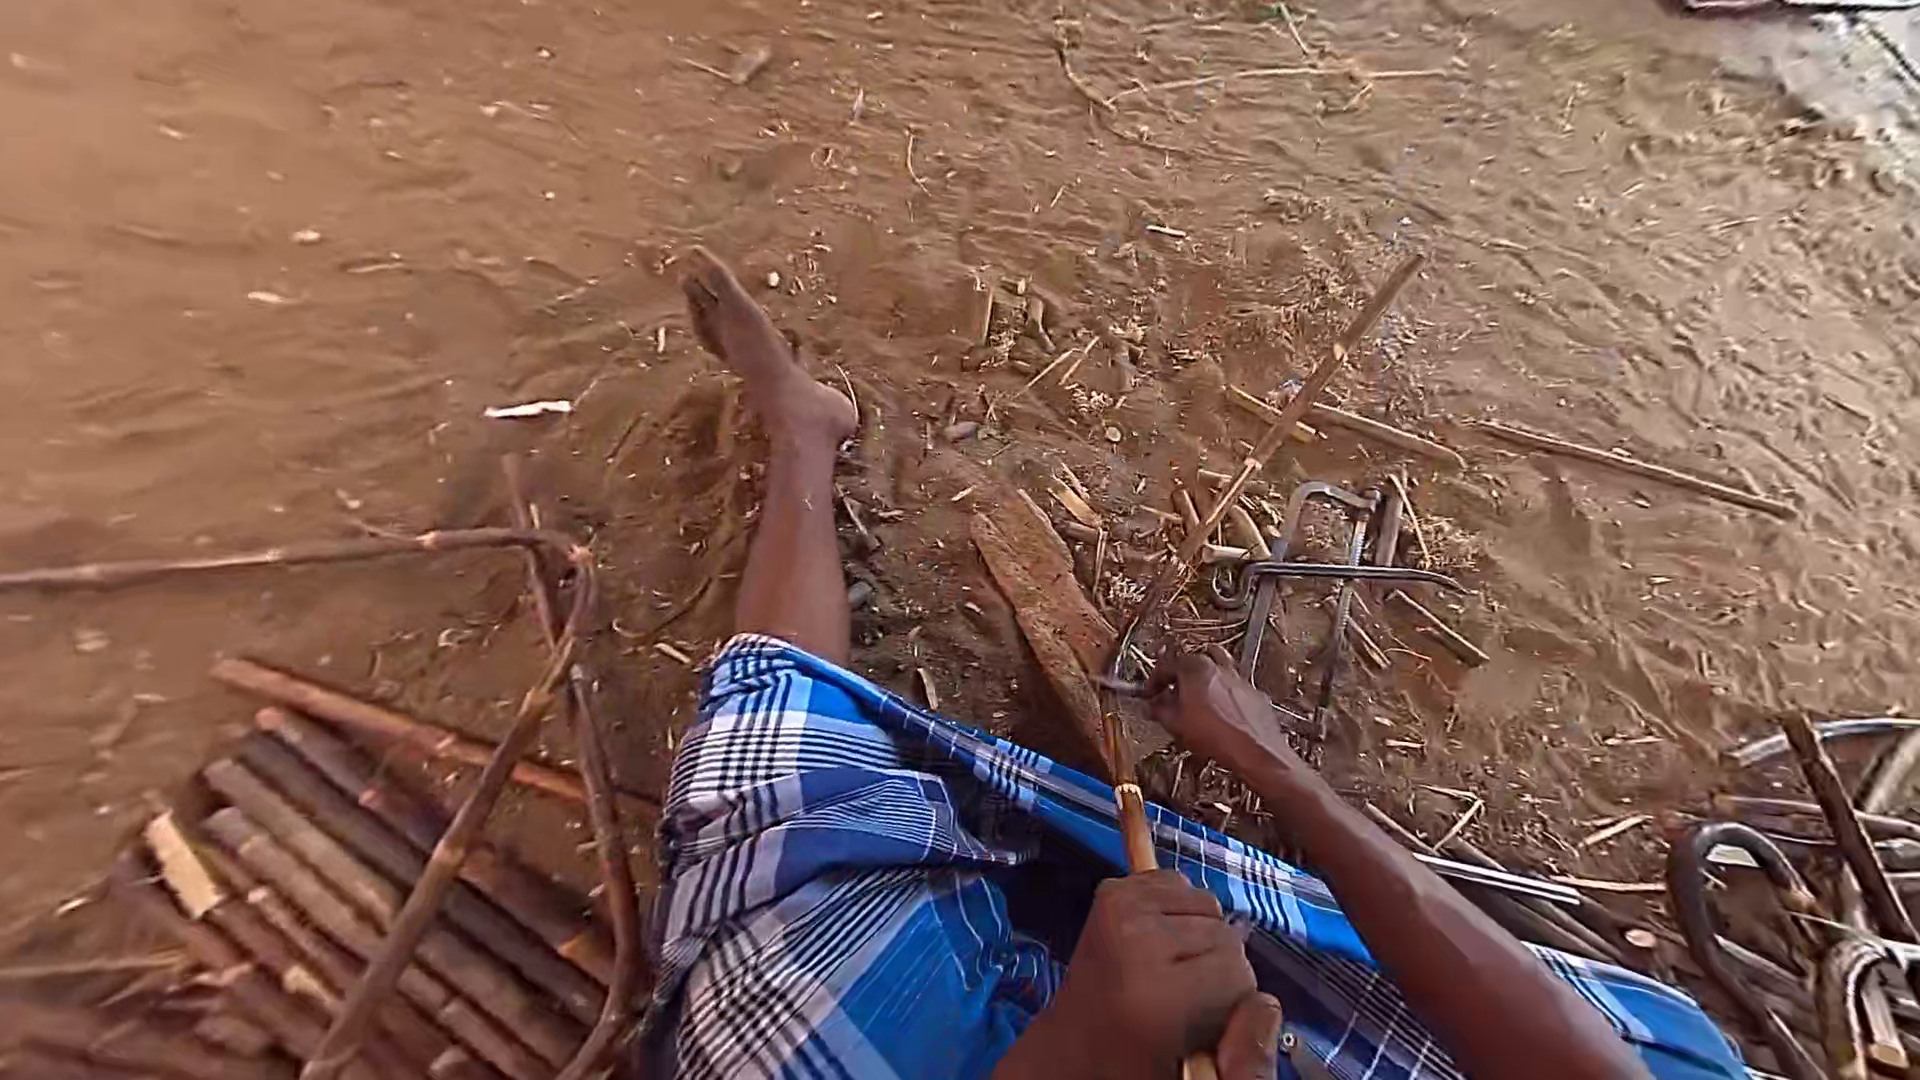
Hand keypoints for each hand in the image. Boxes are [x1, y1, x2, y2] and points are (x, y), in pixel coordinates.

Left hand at [1041, 871, 1262, 1079]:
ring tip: (1174, 966)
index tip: (1210, 1020)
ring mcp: (1119, 905)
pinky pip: (1175, 881)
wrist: (1072, 1046)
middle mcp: (1136, 937)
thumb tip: (1269, 1003)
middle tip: (1190, 996)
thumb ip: (1246, 1052)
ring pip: (1204, 900)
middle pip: (1223, 931)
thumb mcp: (1196, 1075)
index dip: (1235, 998)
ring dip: (1201, 930)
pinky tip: (1161, 940)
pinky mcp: (1111, 888)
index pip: (1238, 970)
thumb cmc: (1134, 1065)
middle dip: (1221, 963)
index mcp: (1158, 993)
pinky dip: (1179, 907)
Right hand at [1143, 654, 1304, 779]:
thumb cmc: (1215, 735)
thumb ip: (1159, 710)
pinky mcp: (1255, 695)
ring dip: (1202, 682)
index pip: (1166, 665)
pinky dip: (1223, 696)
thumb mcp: (1175, 724)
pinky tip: (1219, 715)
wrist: (1256, 752)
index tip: (1150, 693)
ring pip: (1216, 672)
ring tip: (1195, 700)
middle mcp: (1218, 667)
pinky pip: (1234, 688)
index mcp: (1194, 667)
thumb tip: (1151, 707)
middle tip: (1170, 694)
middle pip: (1192, 663)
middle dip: (1178, 678)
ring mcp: (1239, 679)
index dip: (1154, 680)